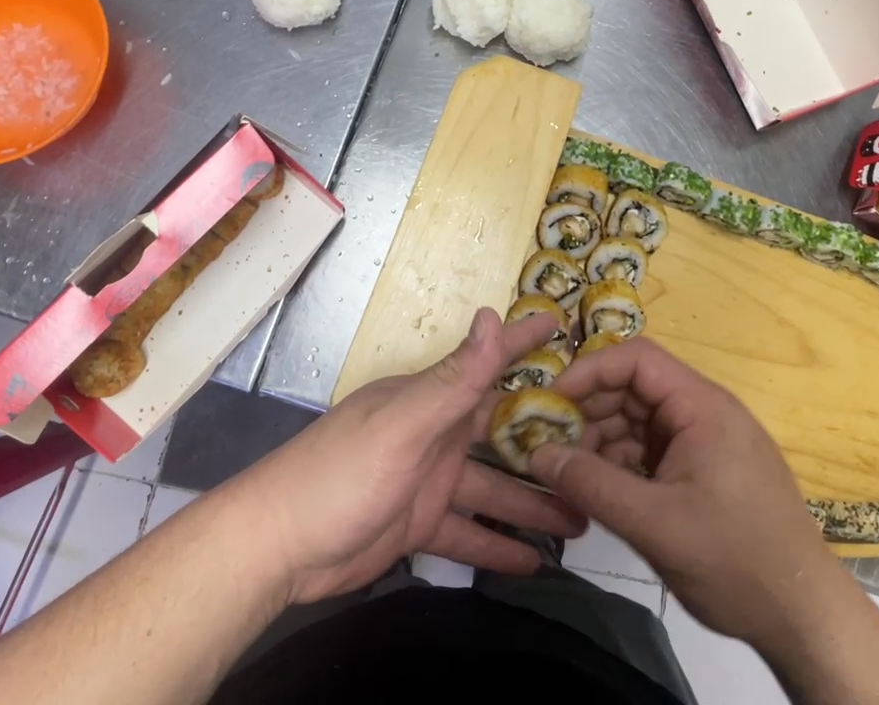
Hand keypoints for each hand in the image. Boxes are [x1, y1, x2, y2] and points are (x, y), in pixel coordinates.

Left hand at [225, 308, 586, 604]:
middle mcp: (435, 434)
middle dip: (549, 444)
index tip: (562, 325)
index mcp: (430, 400)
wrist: (278, 548)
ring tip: (583, 518)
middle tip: (600, 454)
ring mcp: (428, 481)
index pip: (488, 364)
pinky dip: (498, 546)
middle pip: (503, 435)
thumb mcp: (403, 424)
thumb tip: (492, 315)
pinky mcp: (418, 524)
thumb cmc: (340, 474)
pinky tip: (533, 563)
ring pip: (494, 490)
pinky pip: (469, 533)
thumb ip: (453, 379)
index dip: (523, 343)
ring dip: (534, 503)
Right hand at [529, 337, 840, 652]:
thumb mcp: (654, 523)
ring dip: (599, 441)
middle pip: (633, 388)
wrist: (801, 614)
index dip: (588, 372)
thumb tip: (536, 454)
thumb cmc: (733, 560)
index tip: (548, 403)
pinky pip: (649, 451)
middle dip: (587, 411)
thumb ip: (592, 484)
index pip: (636, 359)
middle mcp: (703, 413)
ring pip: (637, 422)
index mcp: (702, 407)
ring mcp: (703, 442)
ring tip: (565, 474)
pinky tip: (596, 491)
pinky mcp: (702, 471)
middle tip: (546, 444)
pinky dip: (619, 464)